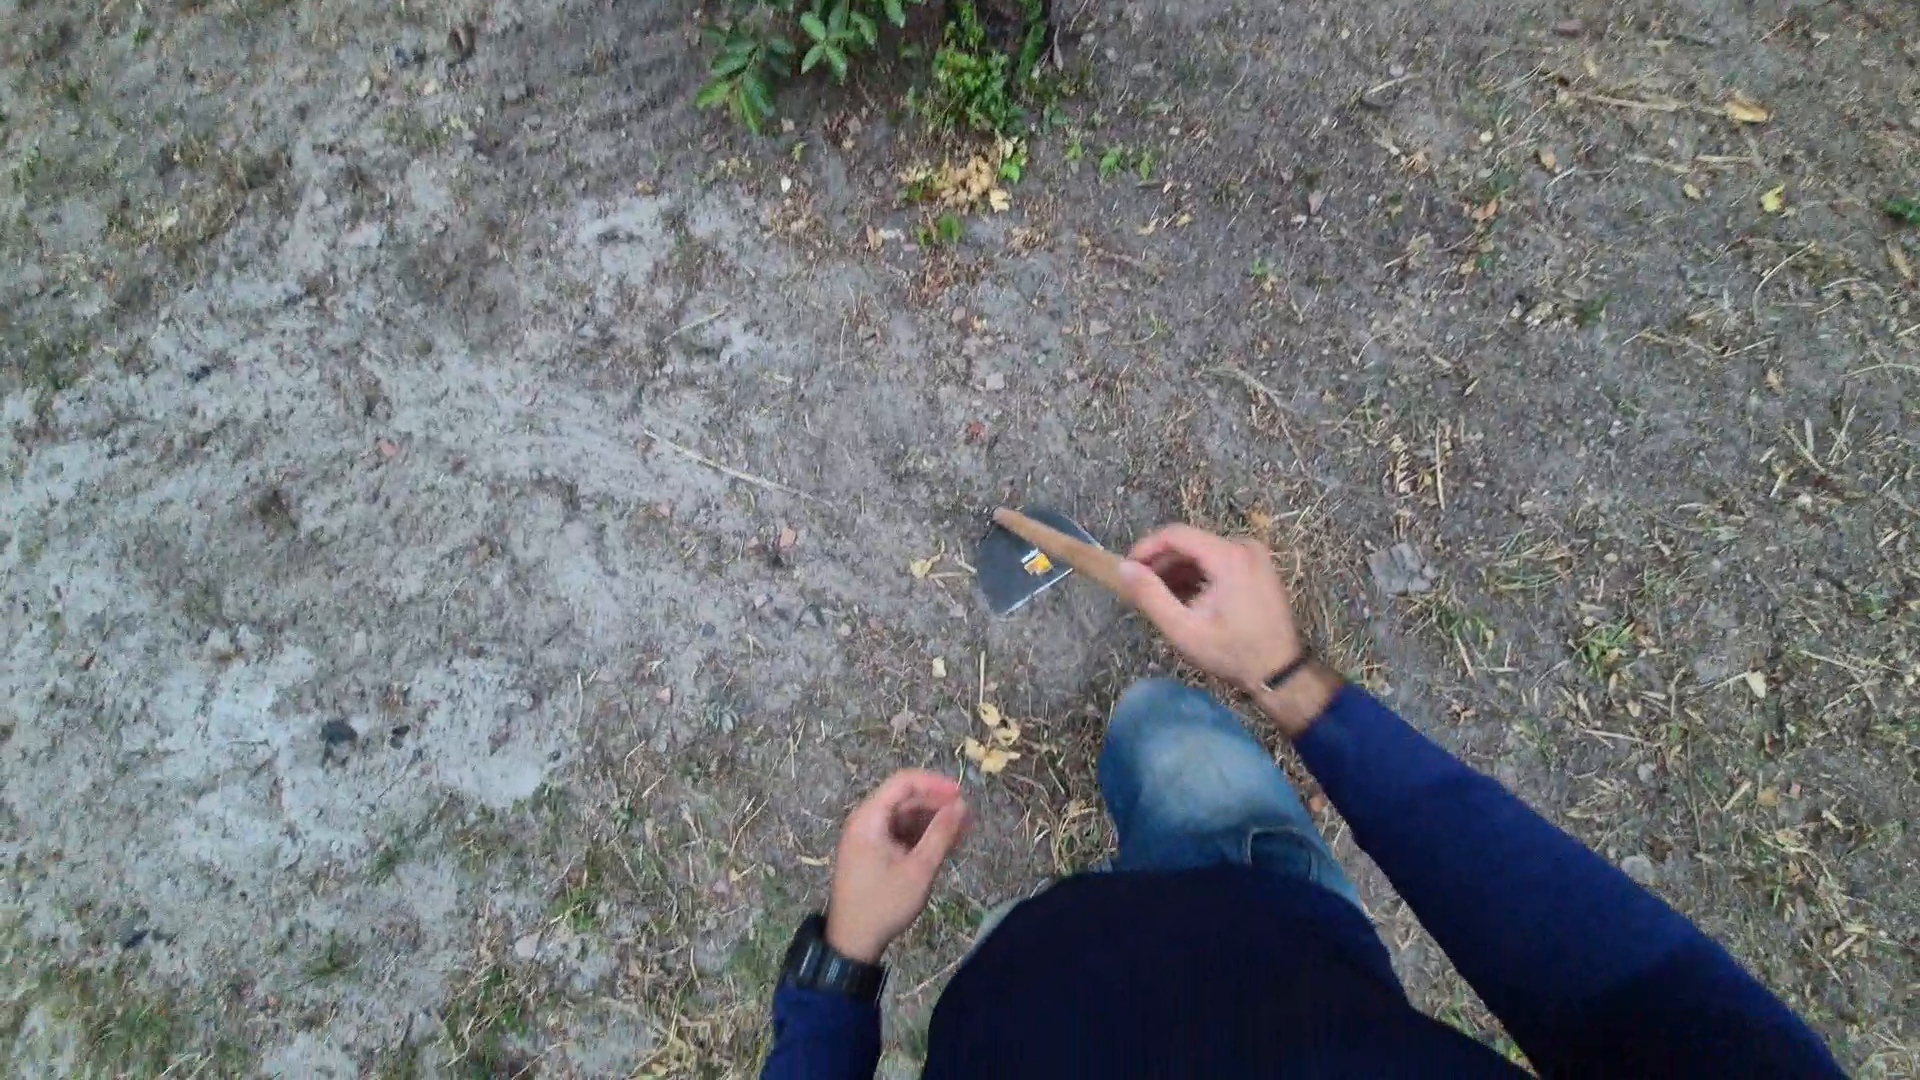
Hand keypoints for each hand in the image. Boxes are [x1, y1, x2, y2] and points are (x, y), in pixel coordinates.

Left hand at [824, 770, 971, 963]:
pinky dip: (923, 836)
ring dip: (933, 821)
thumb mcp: (918, 870)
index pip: (904, 783)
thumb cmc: (883, 903)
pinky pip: (901, 833)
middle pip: (905, 799)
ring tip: (964, 831)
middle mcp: (866, 820)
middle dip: (938, 804)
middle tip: (968, 817)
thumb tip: (961, 805)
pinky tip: (947, 844)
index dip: (934, 783)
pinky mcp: (873, 852)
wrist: (852, 944)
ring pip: (905, 816)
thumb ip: (941, 834)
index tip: (960, 794)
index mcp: (869, 817)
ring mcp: (868, 837)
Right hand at [1116, 524, 1303, 691]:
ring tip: (1162, 598)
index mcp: (1228, 556)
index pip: (1175, 534)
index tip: (1128, 569)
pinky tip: (1186, 599)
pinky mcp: (1258, 567)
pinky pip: (1218, 561)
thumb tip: (1123, 567)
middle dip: (1161, 564)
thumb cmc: (1230, 652)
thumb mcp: (1182, 628)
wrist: (1279, 672)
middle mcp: (1243, 546)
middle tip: (1141, 589)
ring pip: (1202, 552)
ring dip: (1177, 571)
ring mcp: (1254, 556)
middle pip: (1189, 543)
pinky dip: (1197, 575)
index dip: (1145, 548)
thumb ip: (1150, 594)